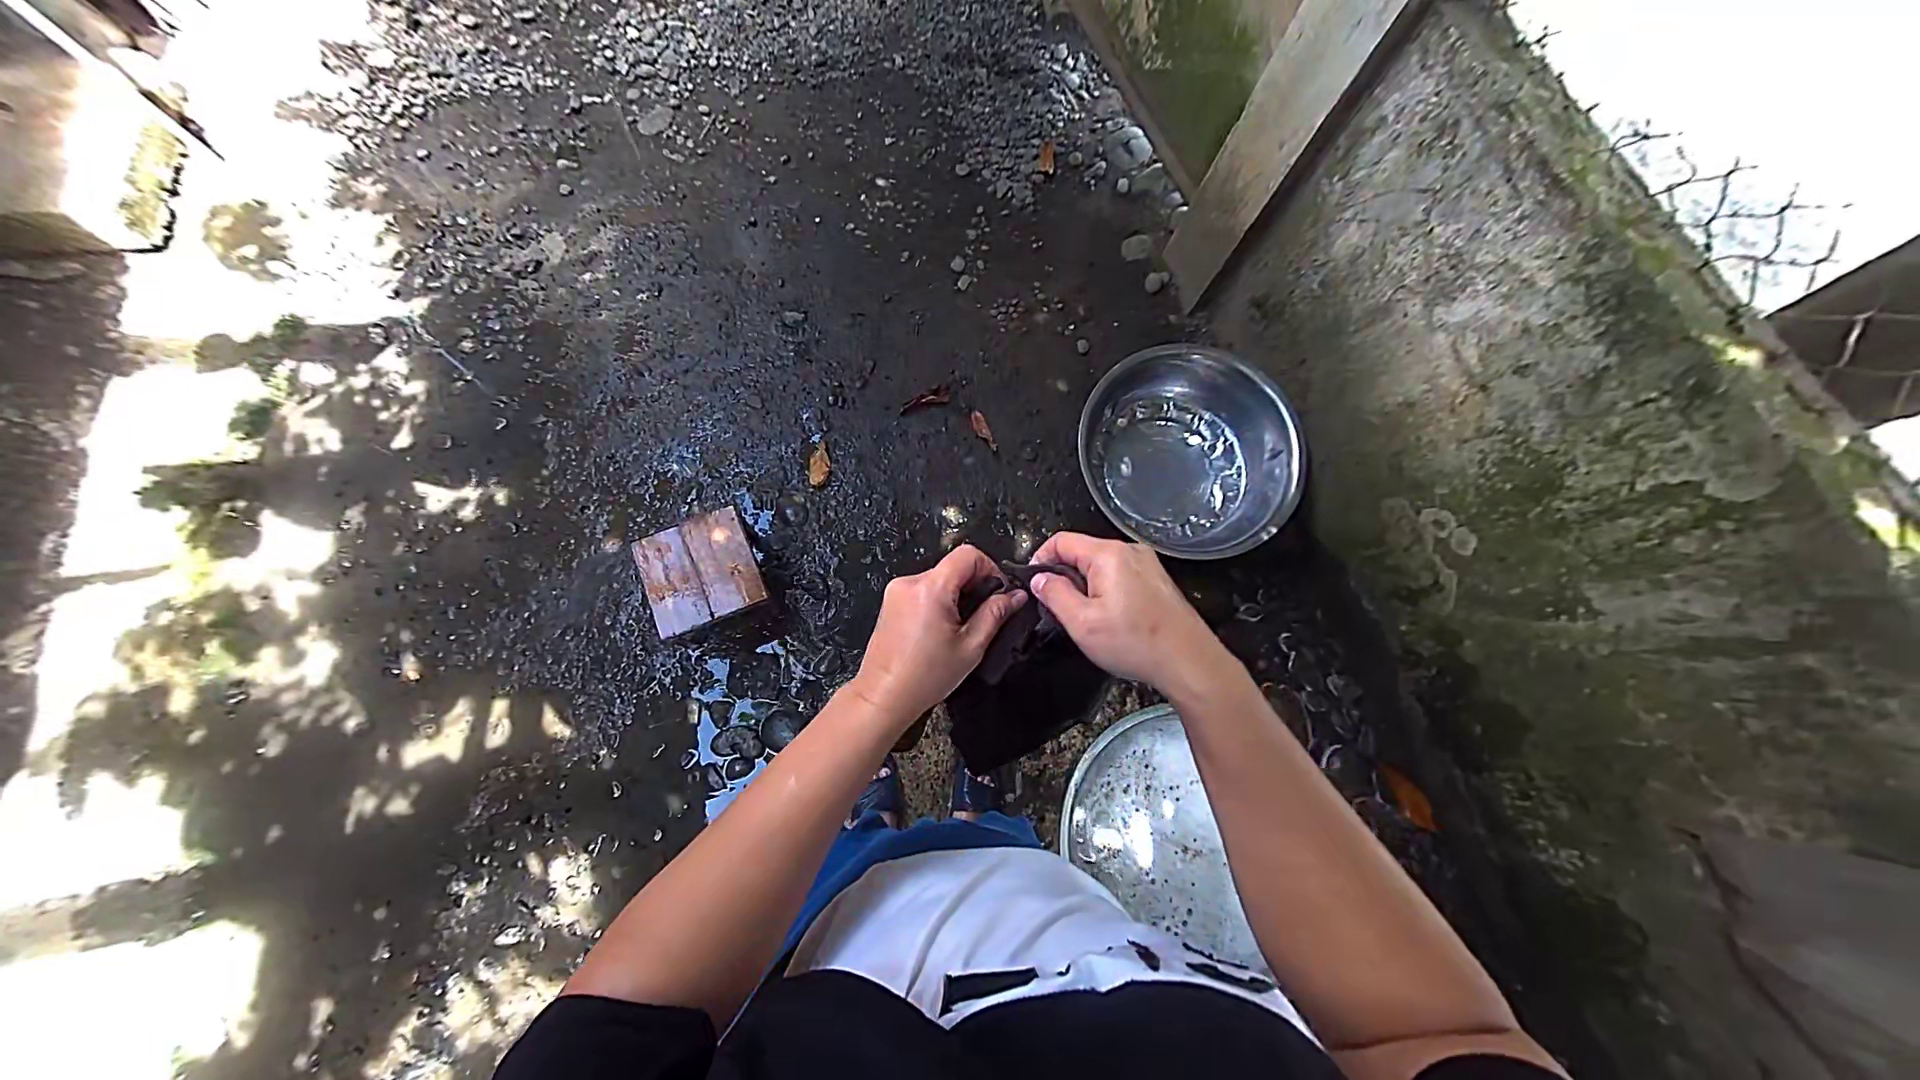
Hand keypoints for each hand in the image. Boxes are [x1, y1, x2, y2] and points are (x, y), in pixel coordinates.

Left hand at [847, 545, 1026, 724]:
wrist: (885, 695)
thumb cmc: (922, 678)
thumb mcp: (971, 647)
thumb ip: (996, 614)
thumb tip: (1014, 596)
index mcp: (931, 589)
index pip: (968, 554)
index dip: (990, 569)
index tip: (998, 591)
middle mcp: (910, 584)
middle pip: (954, 566)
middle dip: (973, 586)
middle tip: (981, 616)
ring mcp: (897, 592)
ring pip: (940, 578)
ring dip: (955, 596)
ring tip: (958, 628)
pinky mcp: (892, 602)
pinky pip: (923, 590)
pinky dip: (938, 602)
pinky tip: (940, 630)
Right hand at [1028, 532, 1233, 693]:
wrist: (1188, 662)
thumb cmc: (1140, 644)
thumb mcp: (1082, 623)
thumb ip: (1054, 595)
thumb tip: (1039, 579)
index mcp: (1109, 555)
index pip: (1061, 541)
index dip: (1041, 559)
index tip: (1035, 581)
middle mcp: (1130, 552)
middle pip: (1081, 553)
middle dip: (1065, 577)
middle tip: (1061, 609)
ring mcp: (1146, 565)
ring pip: (1100, 567)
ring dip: (1086, 588)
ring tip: (1090, 620)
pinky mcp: (1154, 581)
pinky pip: (1119, 577)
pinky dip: (1106, 593)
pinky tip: (1111, 621)